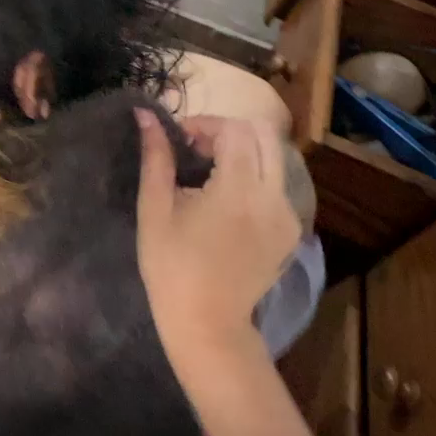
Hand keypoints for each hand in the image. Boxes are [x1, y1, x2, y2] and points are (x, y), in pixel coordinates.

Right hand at [134, 109, 300, 357]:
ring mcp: (288, 216)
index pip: (235, 130)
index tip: (179, 139)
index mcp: (238, 191)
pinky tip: (224, 197)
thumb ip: (156, 156)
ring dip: (243, 150)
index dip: (204, 123)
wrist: (206, 320)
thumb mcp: (155, 207)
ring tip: (208, 171)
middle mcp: (273, 199)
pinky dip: (253, 174)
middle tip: (196, 148)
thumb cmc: (170, 263)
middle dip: (228, 130)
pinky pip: (277, 184)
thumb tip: (145, 114)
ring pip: (275, 157)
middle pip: (265, 135)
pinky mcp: (291, 231)